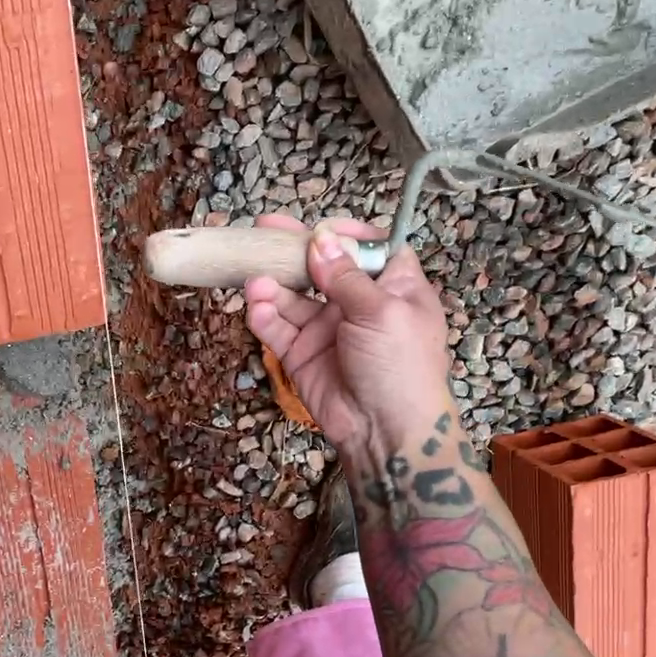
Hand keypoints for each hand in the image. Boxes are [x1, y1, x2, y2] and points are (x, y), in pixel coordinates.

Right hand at [243, 215, 454, 458]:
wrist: (384, 428)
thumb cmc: (401, 365)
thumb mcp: (381, 311)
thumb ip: (345, 276)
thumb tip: (321, 239)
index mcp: (392, 286)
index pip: (369, 248)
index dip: (345, 235)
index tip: (321, 228)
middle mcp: (356, 303)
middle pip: (320, 267)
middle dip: (293, 250)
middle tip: (263, 230)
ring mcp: (325, 328)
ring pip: (292, 297)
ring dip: (272, 287)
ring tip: (254, 283)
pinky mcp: (300, 353)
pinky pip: (277, 329)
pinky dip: (264, 317)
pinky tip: (256, 308)